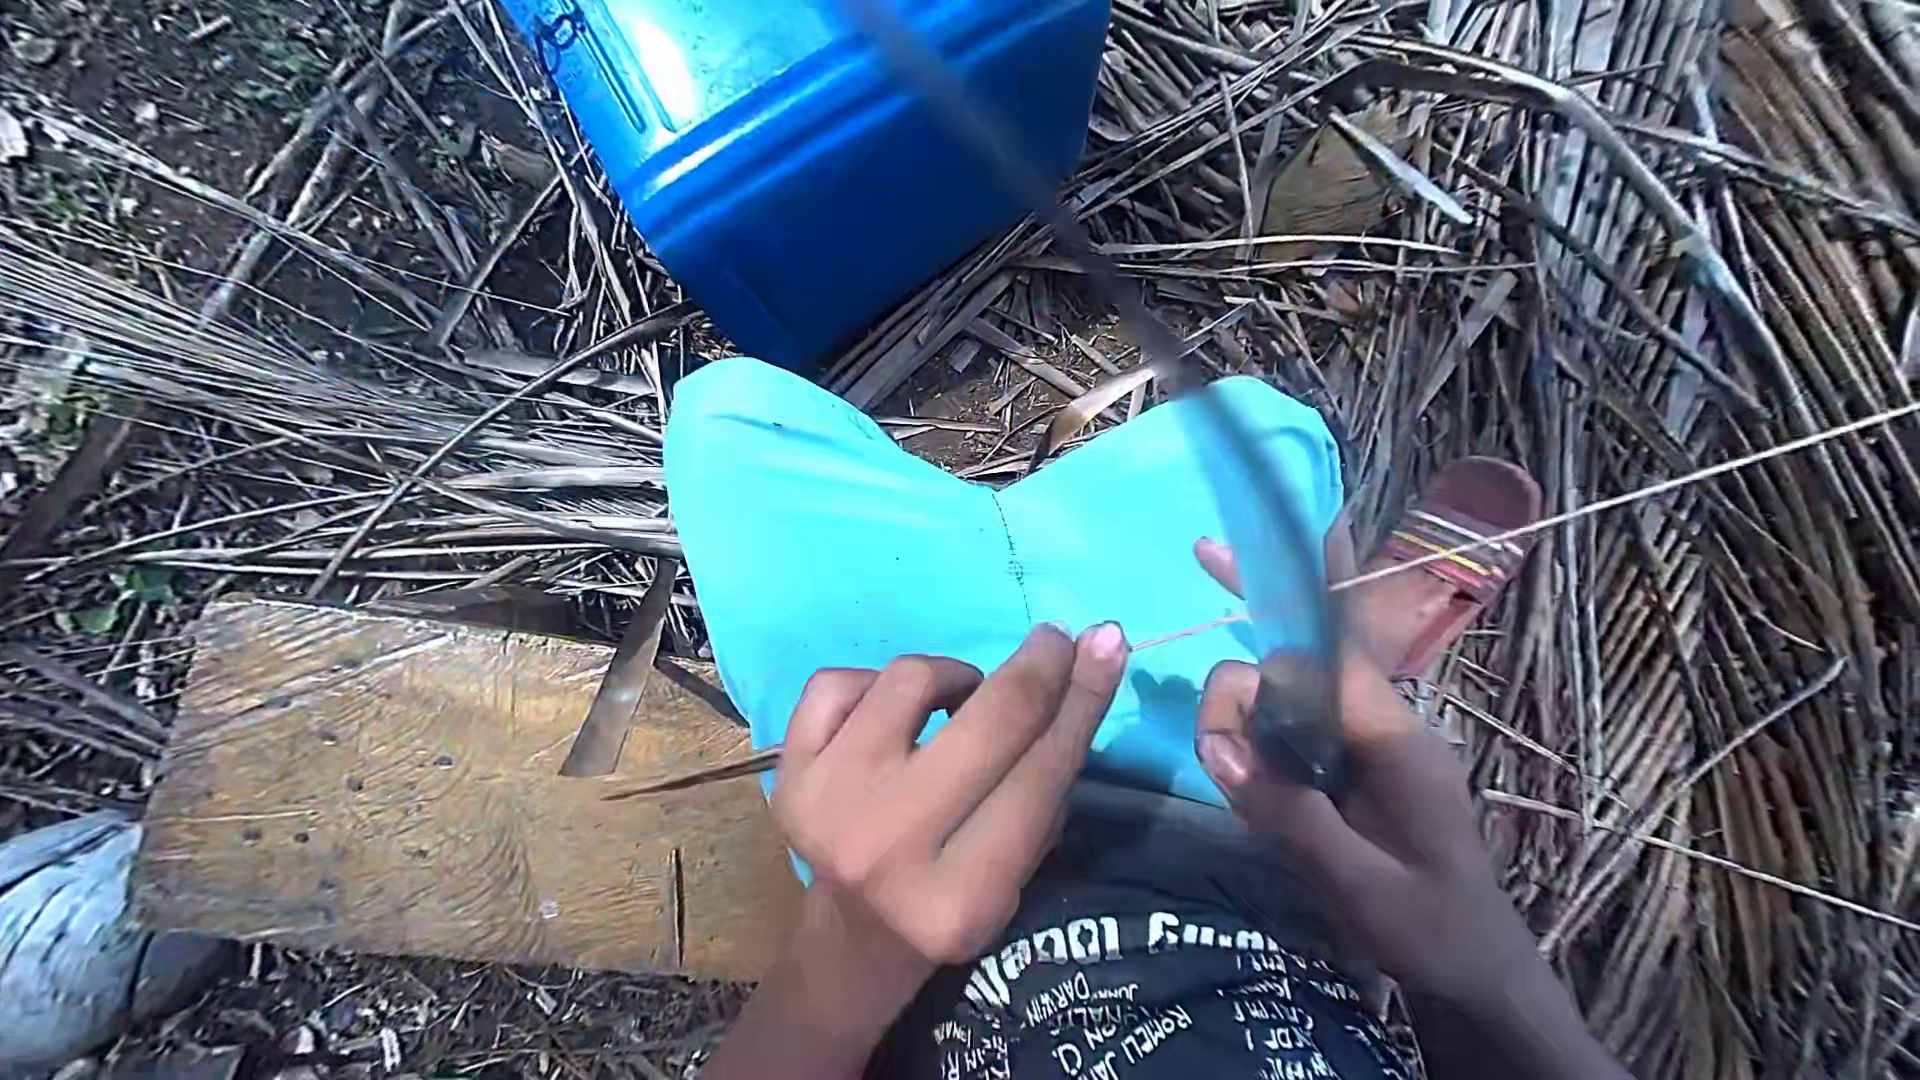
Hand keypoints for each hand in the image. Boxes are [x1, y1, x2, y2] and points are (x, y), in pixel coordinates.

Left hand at [772, 623, 1129, 967]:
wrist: (857, 928)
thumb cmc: (953, 890)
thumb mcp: (1018, 857)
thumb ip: (1051, 767)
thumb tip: (1092, 653)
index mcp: (962, 899)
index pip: (1043, 771)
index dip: (1083, 696)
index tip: (1104, 639)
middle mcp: (888, 852)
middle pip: (988, 722)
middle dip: (1036, 666)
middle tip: (1051, 640)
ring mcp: (826, 807)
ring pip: (911, 677)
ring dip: (951, 679)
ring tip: (954, 706)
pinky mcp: (786, 775)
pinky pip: (839, 680)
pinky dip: (874, 685)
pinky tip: (887, 718)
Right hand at [1194, 653, 1539, 1012]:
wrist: (1478, 978)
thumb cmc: (1430, 932)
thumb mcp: (1355, 880)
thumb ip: (1287, 811)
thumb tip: (1214, 747)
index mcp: (1395, 741)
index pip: (1323, 664)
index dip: (1265, 679)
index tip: (1229, 732)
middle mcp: (1381, 728)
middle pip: (1293, 680)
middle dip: (1243, 713)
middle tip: (1225, 772)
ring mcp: (1367, 745)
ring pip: (1285, 707)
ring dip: (1249, 740)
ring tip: (1246, 799)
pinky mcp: (1354, 766)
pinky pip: (1293, 737)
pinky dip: (1264, 761)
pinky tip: (1267, 806)